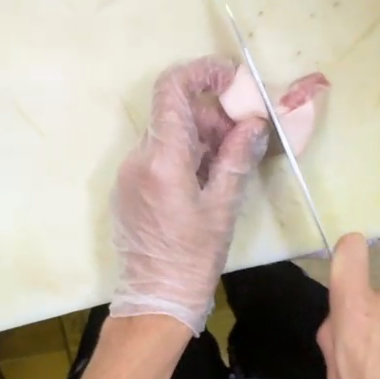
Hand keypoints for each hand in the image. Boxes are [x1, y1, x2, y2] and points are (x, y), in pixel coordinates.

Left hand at [109, 57, 268, 331]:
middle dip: (209, 117)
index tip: (231, 85)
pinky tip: (201, 186)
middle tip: (239, 141)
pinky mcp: (127, 195)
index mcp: (161, 160)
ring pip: (165, 138)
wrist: (155, 304)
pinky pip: (154, 162)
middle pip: (172, 114)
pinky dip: (181, 160)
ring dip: (197, 140)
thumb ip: (236, 159)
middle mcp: (137, 161)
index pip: (173, 88)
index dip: (203, 75)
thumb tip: (252, 123)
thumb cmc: (191, 262)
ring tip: (224, 169)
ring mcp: (127, 178)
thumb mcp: (222, 209)